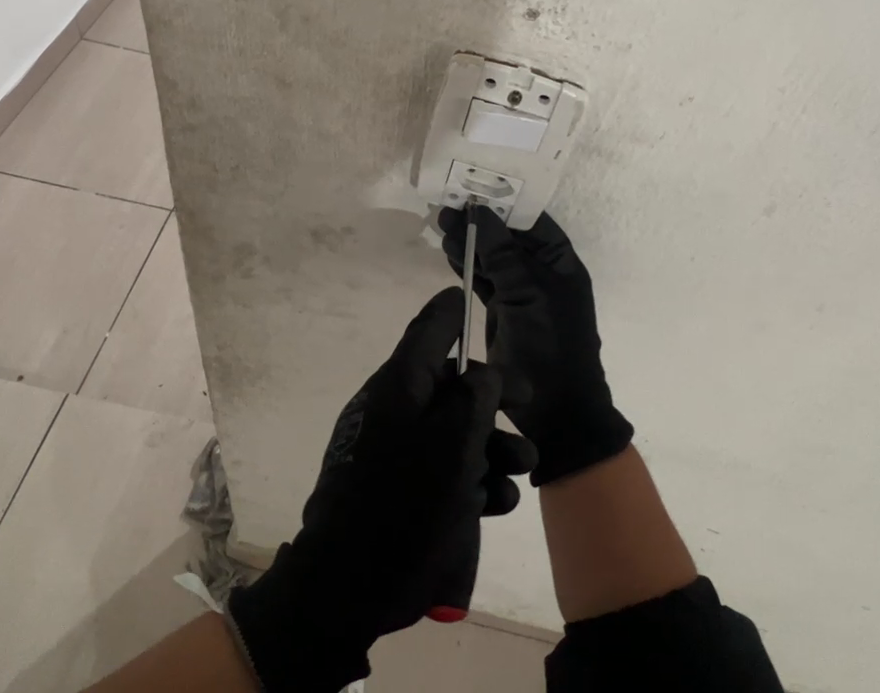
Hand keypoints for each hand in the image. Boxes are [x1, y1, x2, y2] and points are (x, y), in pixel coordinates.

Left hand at [225, 287, 536, 691]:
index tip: (470, 296)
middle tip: (528, 408)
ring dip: (495, 447)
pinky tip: (497, 503)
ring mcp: (401, 454)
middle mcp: (398, 412)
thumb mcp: (450, 442)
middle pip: (454, 387)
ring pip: (459, 434)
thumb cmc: (403, 502)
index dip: (452, 311)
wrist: (352, 584)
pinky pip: (450, 472)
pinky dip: (478, 482)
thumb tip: (484, 371)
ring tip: (519, 468)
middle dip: (494, 400)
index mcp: (399, 387)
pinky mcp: (408, 492)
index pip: (428, 331)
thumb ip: (474, 397)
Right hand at [440, 205, 633, 486]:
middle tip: (449, 208)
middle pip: (510, 239)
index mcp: (561, 265)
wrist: (556, 409)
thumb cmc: (550, 346)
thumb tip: (482, 212)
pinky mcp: (505, 315)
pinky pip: (486, 283)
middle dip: (482, 223)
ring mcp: (523, 296)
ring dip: (471, 244)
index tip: (478, 188)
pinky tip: (451, 252)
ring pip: (494, 260)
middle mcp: (543, 275)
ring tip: (443, 224)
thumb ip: (503, 254)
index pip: (533, 222)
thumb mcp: (528, 294)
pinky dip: (469, 267)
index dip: (507, 205)